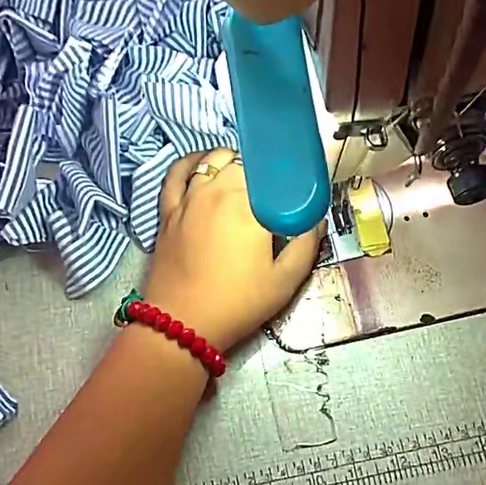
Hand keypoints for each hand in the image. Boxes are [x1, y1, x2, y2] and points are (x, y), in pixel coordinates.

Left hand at [140, 149, 324, 351]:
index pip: (273, 174)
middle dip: (262, 177)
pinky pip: (177, 172)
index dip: (287, 181)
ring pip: (214, 161)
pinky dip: (192, 162)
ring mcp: (189, 197)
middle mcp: (217, 191)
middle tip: (272, 202)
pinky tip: (204, 163)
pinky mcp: (168, 209)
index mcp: (248, 205)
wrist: (183, 323)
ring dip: (232, 165)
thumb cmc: (238, 303)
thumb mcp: (286, 281)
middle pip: (245, 165)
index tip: (295, 198)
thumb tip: (316, 220)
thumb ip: (306, 245)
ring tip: (244, 183)